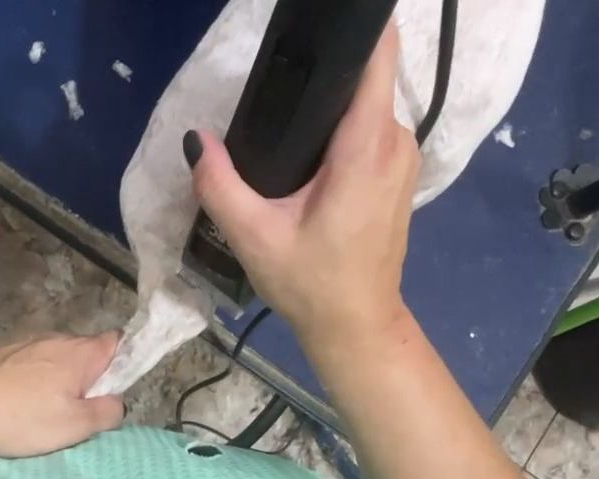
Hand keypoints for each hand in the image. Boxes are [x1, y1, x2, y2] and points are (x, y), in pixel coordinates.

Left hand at [0, 333, 124, 459]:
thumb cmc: (23, 420)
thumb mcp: (76, 426)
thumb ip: (108, 412)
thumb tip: (117, 402)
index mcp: (80, 352)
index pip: (118, 343)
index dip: (121, 366)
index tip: (109, 393)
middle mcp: (55, 338)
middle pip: (84, 355)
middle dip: (84, 381)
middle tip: (71, 415)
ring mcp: (24, 342)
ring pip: (53, 361)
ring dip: (53, 383)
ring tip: (37, 414)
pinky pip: (26, 365)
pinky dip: (27, 382)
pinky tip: (13, 405)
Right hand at [186, 23, 420, 355]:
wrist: (355, 326)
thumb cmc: (310, 284)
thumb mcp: (254, 238)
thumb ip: (221, 185)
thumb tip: (195, 140)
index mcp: (366, 146)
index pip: (377, 56)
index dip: (353, 32)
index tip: (316, 31)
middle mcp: (396, 140)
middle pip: (364, 81)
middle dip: (324, 83)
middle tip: (275, 102)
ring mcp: (403, 157)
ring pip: (366, 109)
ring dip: (330, 114)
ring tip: (287, 138)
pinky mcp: (398, 175)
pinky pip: (371, 133)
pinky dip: (342, 136)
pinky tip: (309, 164)